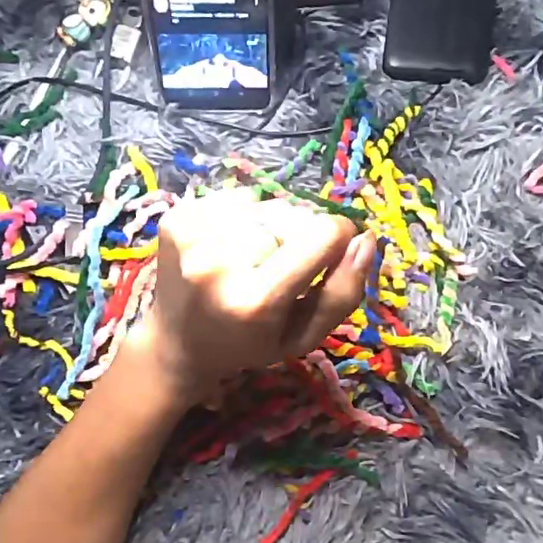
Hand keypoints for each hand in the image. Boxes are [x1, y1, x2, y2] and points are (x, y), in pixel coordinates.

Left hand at [123, 189, 375, 401]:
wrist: (177, 344)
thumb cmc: (249, 344)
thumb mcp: (303, 336)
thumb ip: (342, 293)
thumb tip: (366, 239)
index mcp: (255, 301)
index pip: (323, 234)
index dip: (337, 239)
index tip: (328, 257)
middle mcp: (219, 262)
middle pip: (294, 216)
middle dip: (298, 237)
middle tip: (276, 271)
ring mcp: (192, 236)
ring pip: (267, 205)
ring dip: (269, 227)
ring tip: (249, 262)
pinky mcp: (176, 217)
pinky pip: (237, 198)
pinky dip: (242, 218)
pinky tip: (228, 248)